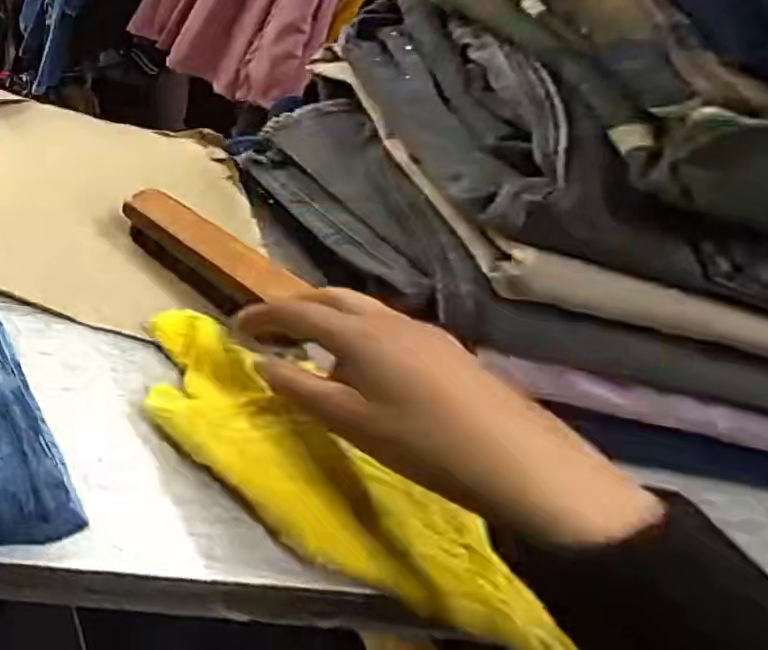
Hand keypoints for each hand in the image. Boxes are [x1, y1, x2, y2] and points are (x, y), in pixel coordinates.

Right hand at [237, 287, 663, 547]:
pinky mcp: (446, 348)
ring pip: (360, 307)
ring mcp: (421, 330)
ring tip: (313, 344)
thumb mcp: (352, 423)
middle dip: (293, 305)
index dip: (260, 316)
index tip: (235, 326)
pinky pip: (385, 323)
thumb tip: (261, 362)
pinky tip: (366, 364)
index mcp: (357, 333)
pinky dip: (357, 328)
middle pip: (328, 296)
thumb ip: (299, 389)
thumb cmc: (427, 445)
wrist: (532, 470)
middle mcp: (386, 319)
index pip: (294, 311)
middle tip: (271, 326)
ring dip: (327, 314)